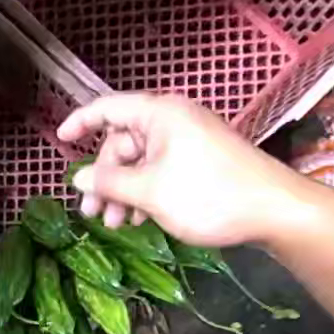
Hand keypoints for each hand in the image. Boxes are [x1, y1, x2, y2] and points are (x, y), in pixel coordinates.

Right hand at [56, 93, 309, 247]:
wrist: (273, 210)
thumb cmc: (209, 195)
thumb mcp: (150, 191)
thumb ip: (109, 182)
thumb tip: (78, 177)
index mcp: (159, 114)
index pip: (108, 108)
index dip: (80, 122)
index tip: (59, 140)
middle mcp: (173, 120)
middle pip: (123, 142)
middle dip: (105, 178)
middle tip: (94, 213)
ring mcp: (189, 140)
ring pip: (141, 161)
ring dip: (124, 192)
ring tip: (118, 225)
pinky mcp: (201, 160)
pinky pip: (161, 170)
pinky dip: (146, 192)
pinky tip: (141, 219)